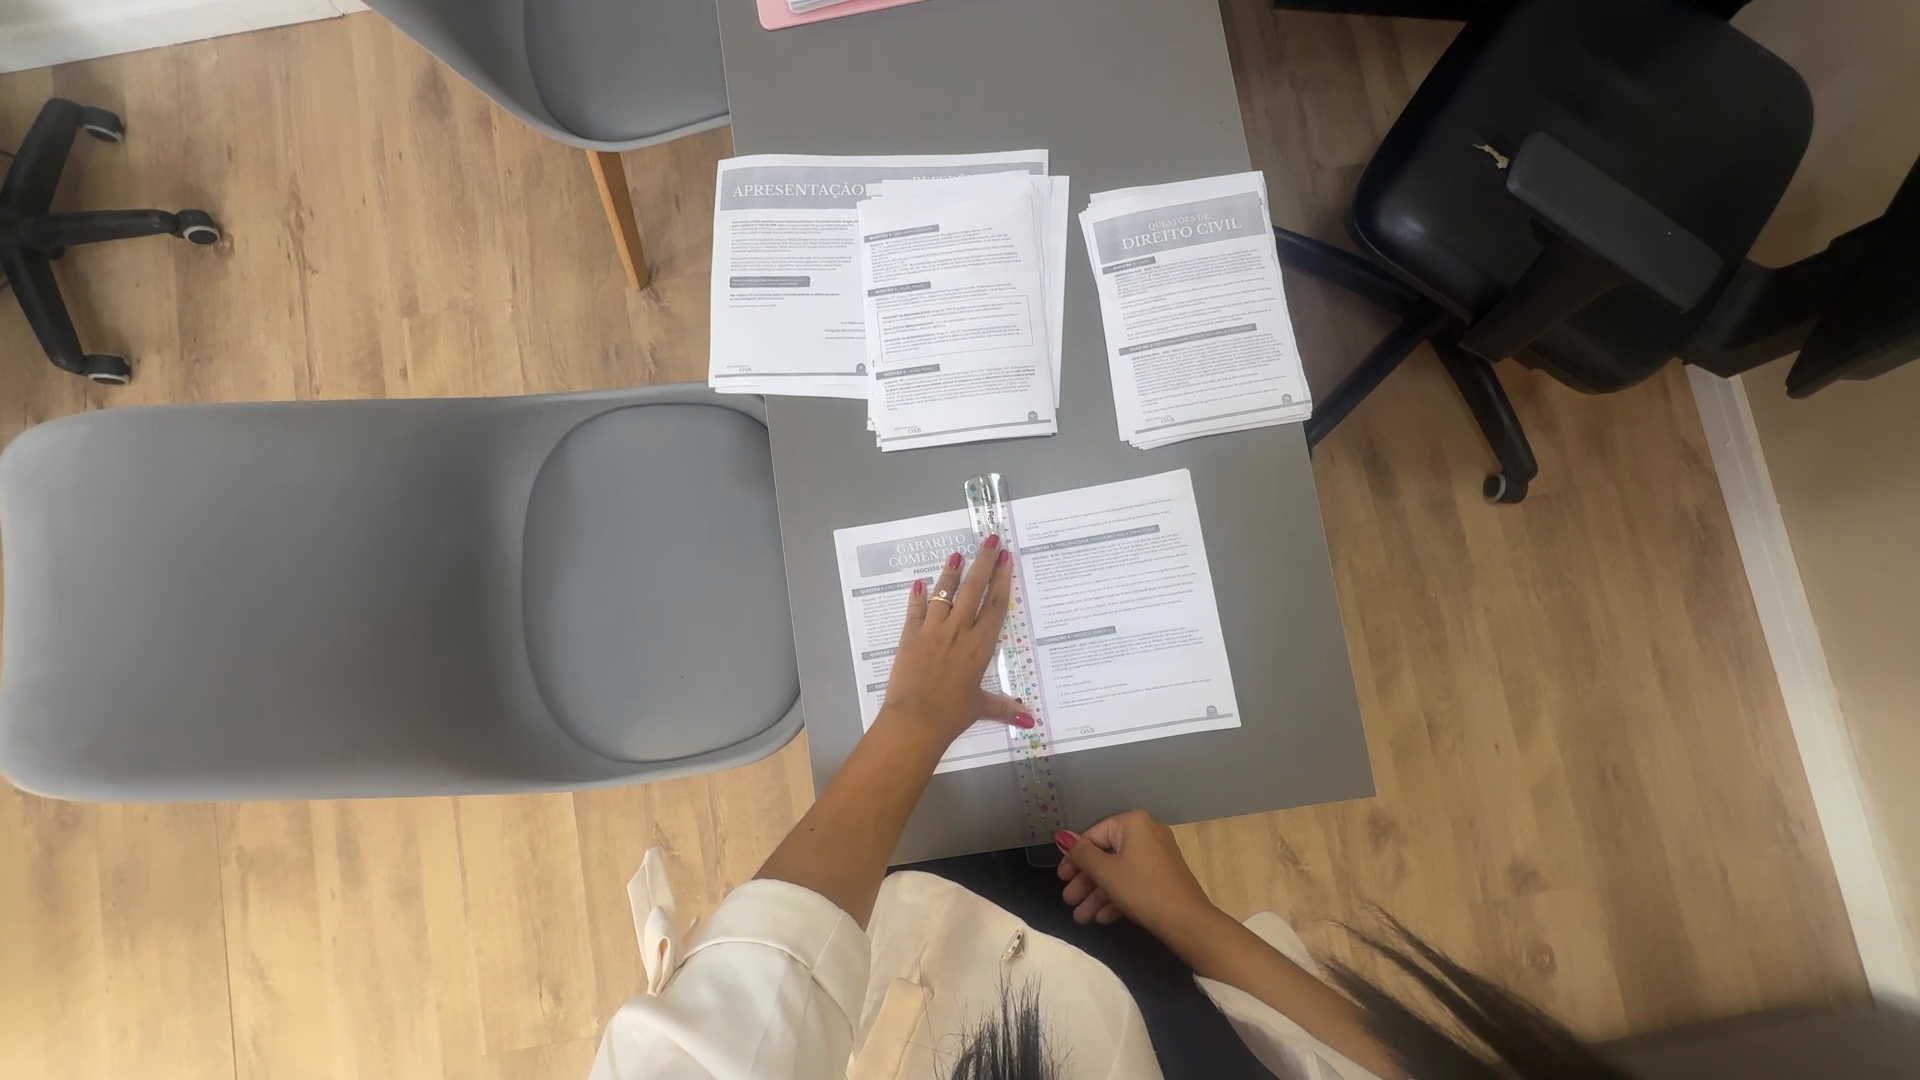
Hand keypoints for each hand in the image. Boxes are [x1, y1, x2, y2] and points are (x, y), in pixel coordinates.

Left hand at [875, 536, 1031, 749]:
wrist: (914, 720)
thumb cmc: (951, 714)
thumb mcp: (980, 708)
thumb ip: (1004, 708)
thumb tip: (1029, 720)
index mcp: (980, 646)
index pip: (994, 606)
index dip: (1001, 580)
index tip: (1005, 559)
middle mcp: (958, 631)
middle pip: (974, 590)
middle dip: (983, 562)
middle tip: (990, 540)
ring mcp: (932, 630)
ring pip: (944, 594)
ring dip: (951, 572)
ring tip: (957, 553)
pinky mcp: (910, 635)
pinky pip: (915, 610)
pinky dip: (917, 596)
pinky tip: (919, 582)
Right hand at [1055, 810, 1217, 935]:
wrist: (1189, 923)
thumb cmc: (1143, 889)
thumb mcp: (1106, 873)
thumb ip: (1081, 854)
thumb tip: (1061, 836)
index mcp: (1133, 823)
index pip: (1094, 835)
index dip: (1074, 858)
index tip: (1061, 878)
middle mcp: (1146, 833)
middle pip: (1106, 855)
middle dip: (1085, 882)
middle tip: (1069, 900)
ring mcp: (1157, 856)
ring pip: (1119, 872)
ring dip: (1098, 895)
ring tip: (1081, 918)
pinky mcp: (1163, 877)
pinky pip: (1133, 882)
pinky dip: (1117, 897)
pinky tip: (1101, 919)